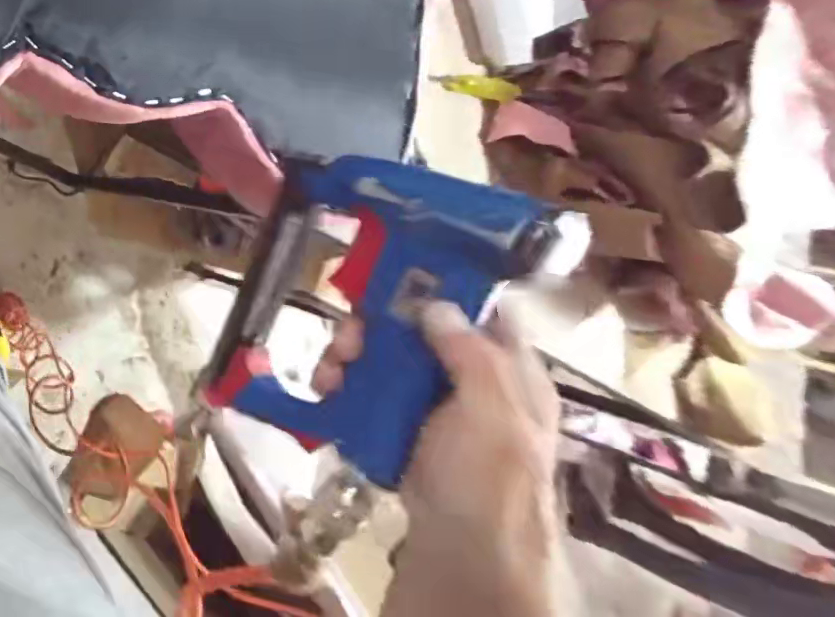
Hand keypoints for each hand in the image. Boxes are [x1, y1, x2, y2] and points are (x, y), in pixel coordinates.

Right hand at [320, 301, 563, 616]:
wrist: (462, 559)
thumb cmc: (487, 483)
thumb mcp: (492, 417)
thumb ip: (470, 356)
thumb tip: (433, 301)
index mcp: (507, 372)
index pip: (481, 309)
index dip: (440, 286)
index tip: (391, 276)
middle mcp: (469, 380)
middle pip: (414, 328)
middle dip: (373, 328)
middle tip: (348, 340)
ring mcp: (431, 404)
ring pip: (383, 356)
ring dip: (348, 357)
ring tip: (329, 375)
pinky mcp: (399, 424)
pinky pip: (366, 387)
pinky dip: (343, 384)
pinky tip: (326, 393)